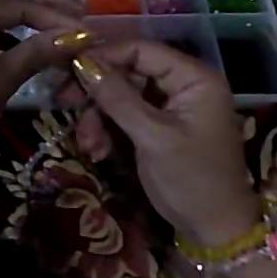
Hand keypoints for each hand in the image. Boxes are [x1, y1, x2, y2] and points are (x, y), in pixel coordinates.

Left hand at [0, 0, 92, 167]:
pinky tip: (36, 45)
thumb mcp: (1, 79)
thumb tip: (81, 35)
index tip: (88, 27)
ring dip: (30, 16)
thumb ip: (39, 52)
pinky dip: (14, 34)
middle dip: (44, 3)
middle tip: (81, 13)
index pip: (17, 4)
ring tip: (65, 26)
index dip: (55, 15)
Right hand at [67, 40, 261, 247]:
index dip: (104, 56)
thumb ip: (118, 98)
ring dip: (97, 117)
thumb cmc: (192, 178)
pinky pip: (122, 114)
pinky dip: (105, 130)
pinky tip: (97, 150)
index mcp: (193, 79)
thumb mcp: (152, 137)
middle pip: (126, 70)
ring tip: (88, 144)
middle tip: (63, 102)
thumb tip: (82, 64)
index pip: (142, 50)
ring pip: (119, 94)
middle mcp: (182, 84)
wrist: (213, 228)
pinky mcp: (156, 124)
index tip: (70, 70)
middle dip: (96, 91)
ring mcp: (168, 105)